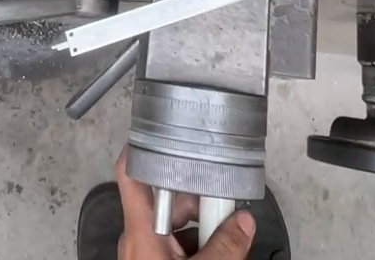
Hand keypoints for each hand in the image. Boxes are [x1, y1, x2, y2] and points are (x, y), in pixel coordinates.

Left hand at [114, 150, 255, 258]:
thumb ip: (225, 245)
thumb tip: (245, 220)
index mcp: (139, 229)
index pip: (129, 171)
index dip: (141, 145)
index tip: (162, 126)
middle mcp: (137, 236)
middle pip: (164, 197)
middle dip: (196, 195)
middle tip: (225, 198)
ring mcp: (143, 252)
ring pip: (173, 222)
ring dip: (199, 221)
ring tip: (228, 227)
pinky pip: (174, 242)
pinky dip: (196, 241)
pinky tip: (219, 249)